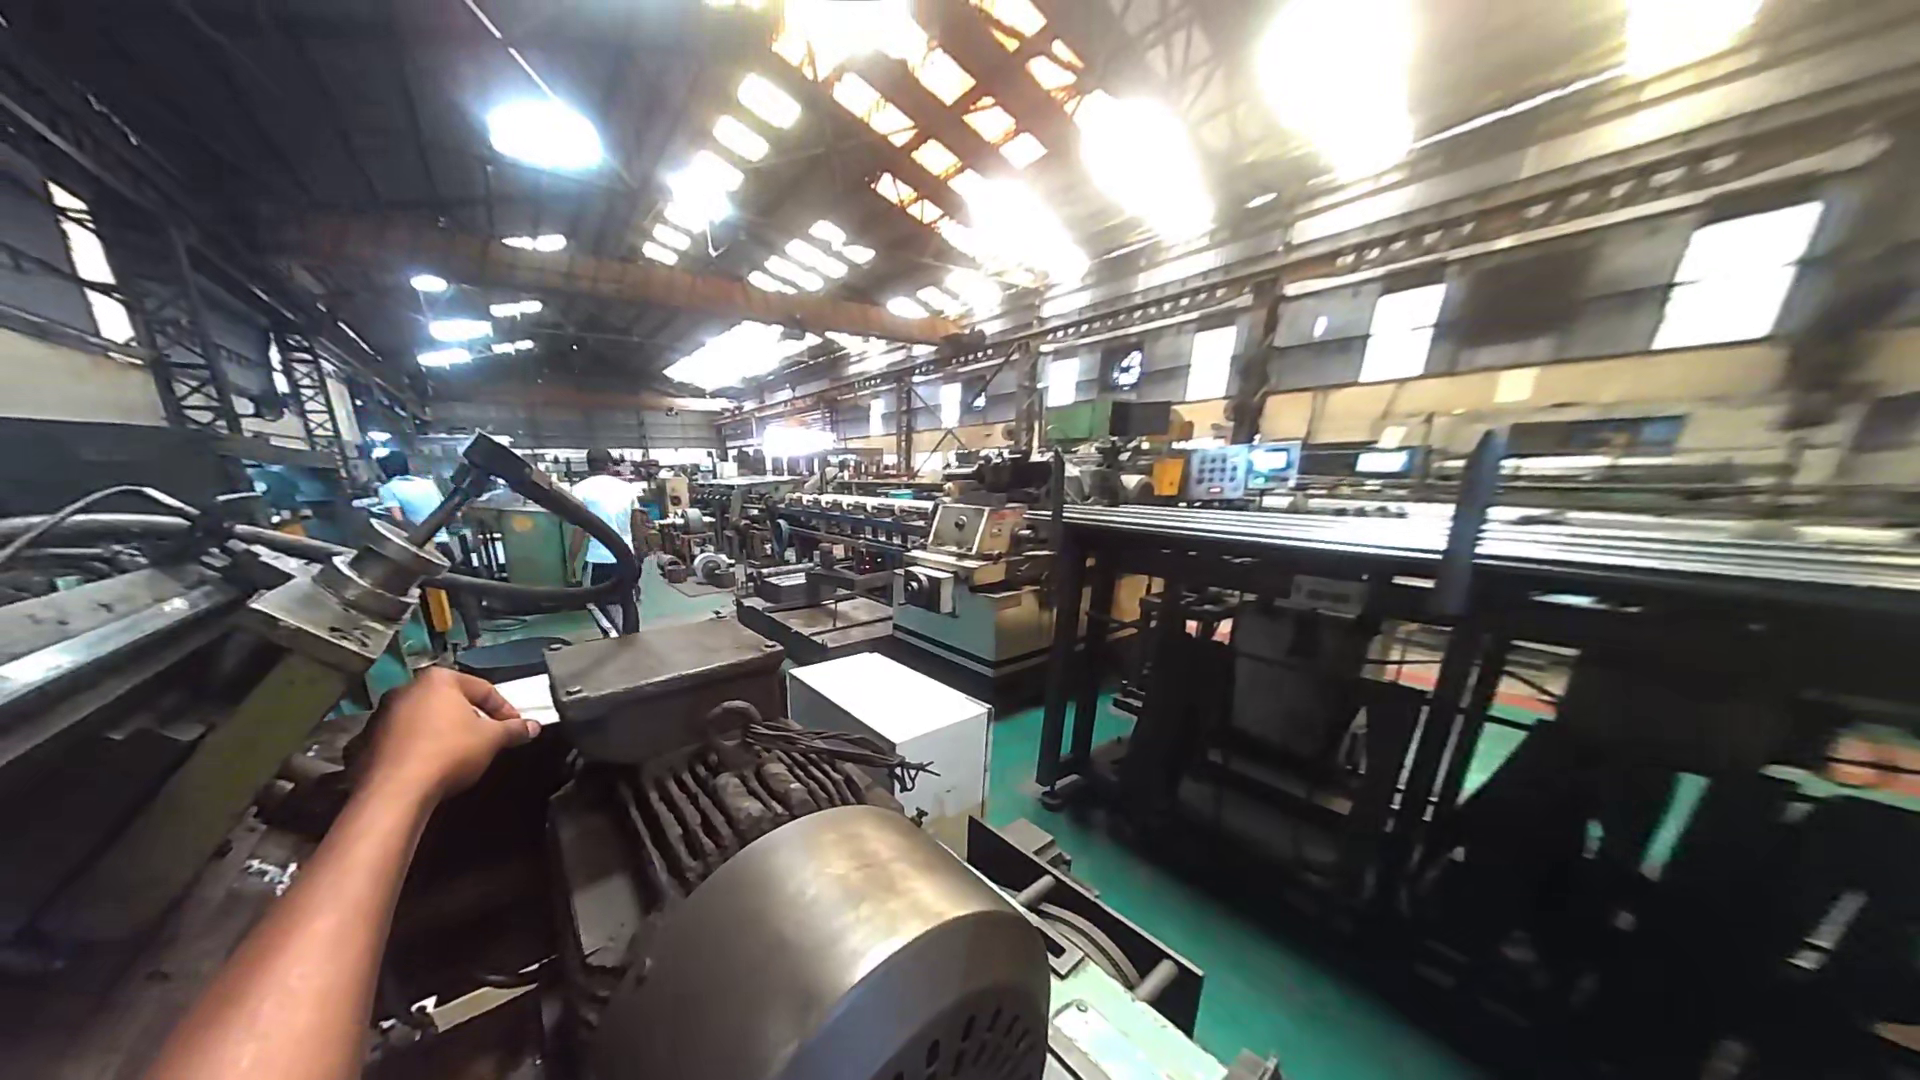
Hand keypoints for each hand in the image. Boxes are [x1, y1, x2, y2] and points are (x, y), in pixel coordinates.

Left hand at [361, 668, 537, 802]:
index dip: (505, 709)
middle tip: (488, 737)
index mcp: (437, 680)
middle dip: (471, 718)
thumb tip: (533, 727)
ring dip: (443, 732)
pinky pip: (400, 741)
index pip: (483, 689)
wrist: (393, 794)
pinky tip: (430, 765)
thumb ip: (515, 729)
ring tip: (459, 754)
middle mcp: (404, 691)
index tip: (515, 726)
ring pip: (423, 720)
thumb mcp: (493, 739)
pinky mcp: (361, 744)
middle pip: (450, 702)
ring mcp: (378, 717)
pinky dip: (417, 748)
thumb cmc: (449, 752)